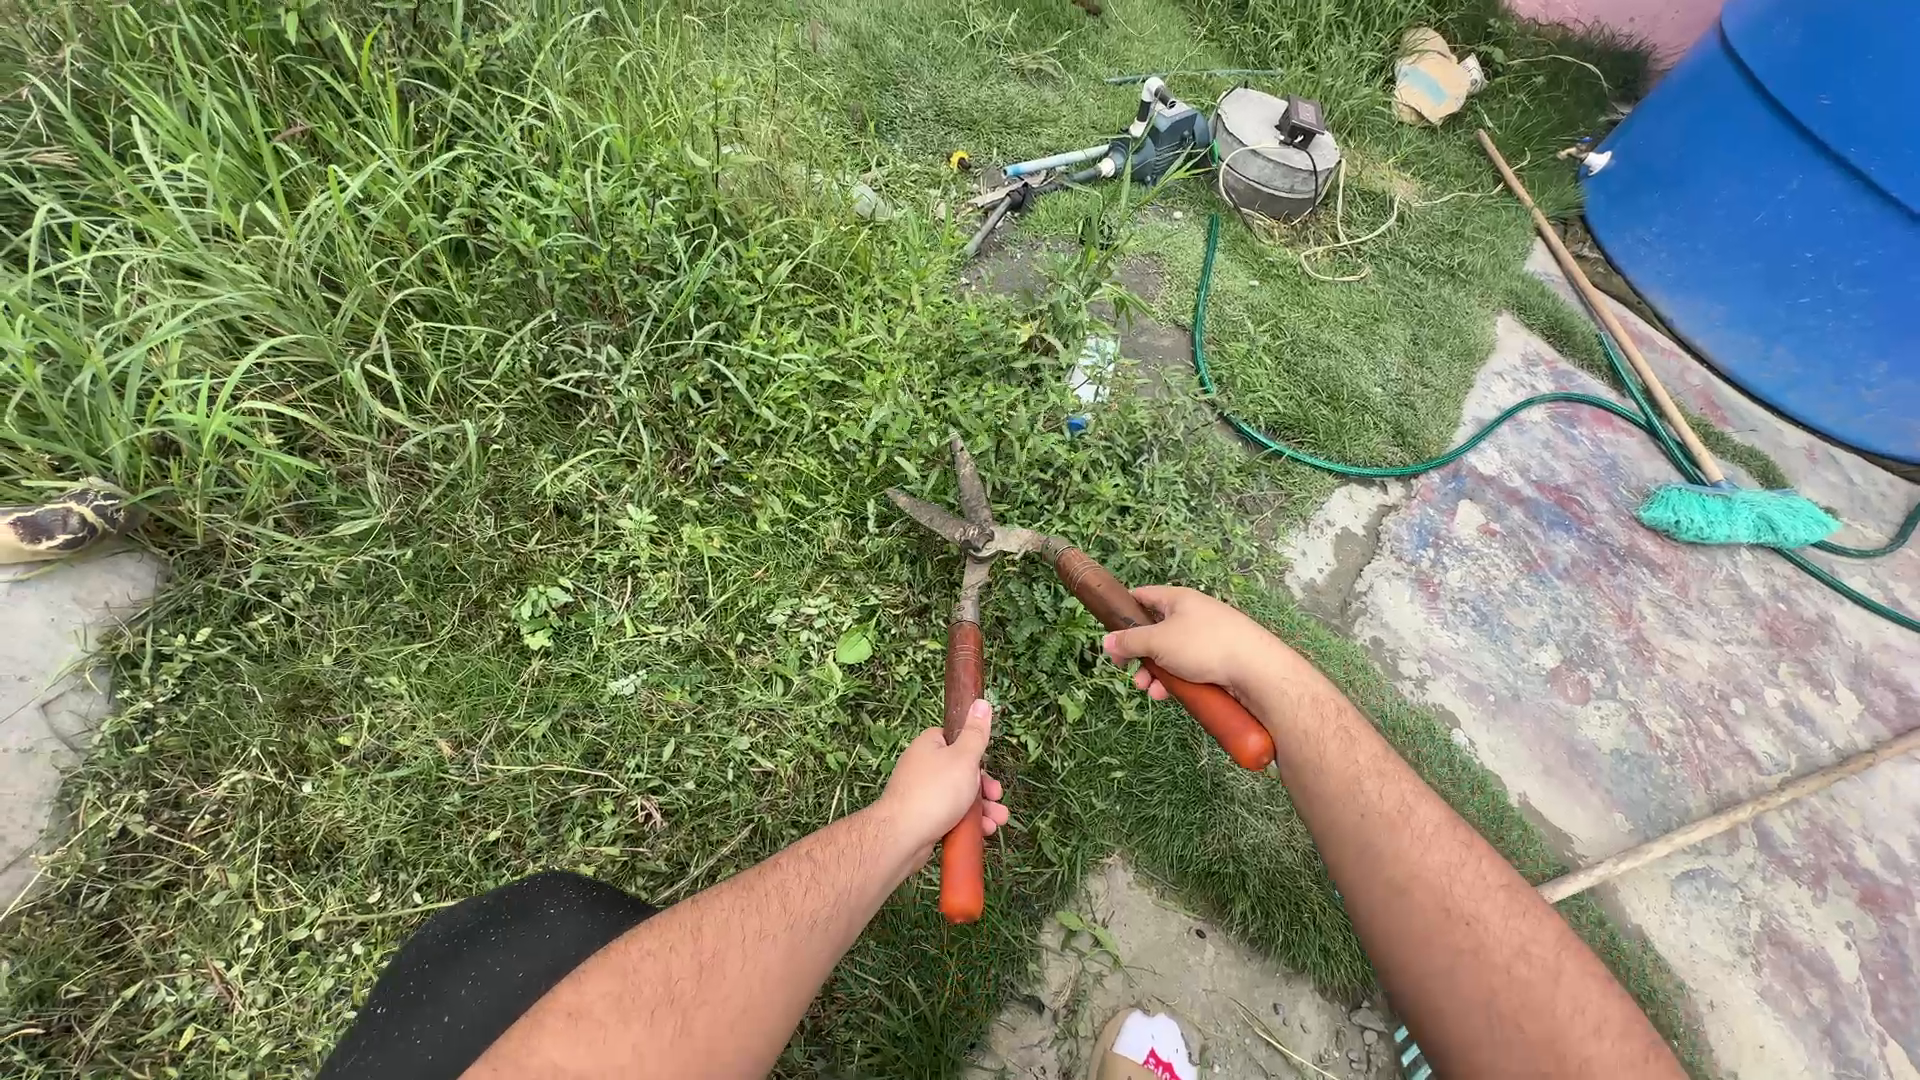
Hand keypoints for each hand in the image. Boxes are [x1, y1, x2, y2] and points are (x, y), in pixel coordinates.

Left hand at [876, 699, 1009, 861]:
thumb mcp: (964, 758)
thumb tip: (982, 702)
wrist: (902, 836)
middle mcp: (923, 765)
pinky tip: (982, 831)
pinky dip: (967, 821)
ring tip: (997, 821)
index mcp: (930, 745)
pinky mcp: (922, 815)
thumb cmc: (936, 792)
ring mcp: (921, 792)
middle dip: (984, 787)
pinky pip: (950, 814)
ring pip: (959, 795)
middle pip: (962, 771)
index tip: (988, 767)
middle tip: (997, 798)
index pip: (956, 740)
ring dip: (982, 808)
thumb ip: (976, 733)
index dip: (976, 754)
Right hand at [1101, 585, 1292, 700]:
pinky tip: (1167, 695)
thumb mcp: (1158, 641)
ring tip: (1149, 689)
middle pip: (1154, 632)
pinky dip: (1173, 681)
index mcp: (1178, 600)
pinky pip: (1186, 669)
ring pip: (1169, 655)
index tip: (1110, 631)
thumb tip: (1106, 642)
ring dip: (1154, 673)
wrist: (1258, 671)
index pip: (1143, 596)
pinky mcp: (1216, 661)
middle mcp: (1192, 615)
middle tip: (1126, 669)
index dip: (1124, 611)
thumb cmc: (1205, 646)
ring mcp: (1206, 639)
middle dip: (1138, 654)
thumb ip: (1129, 641)